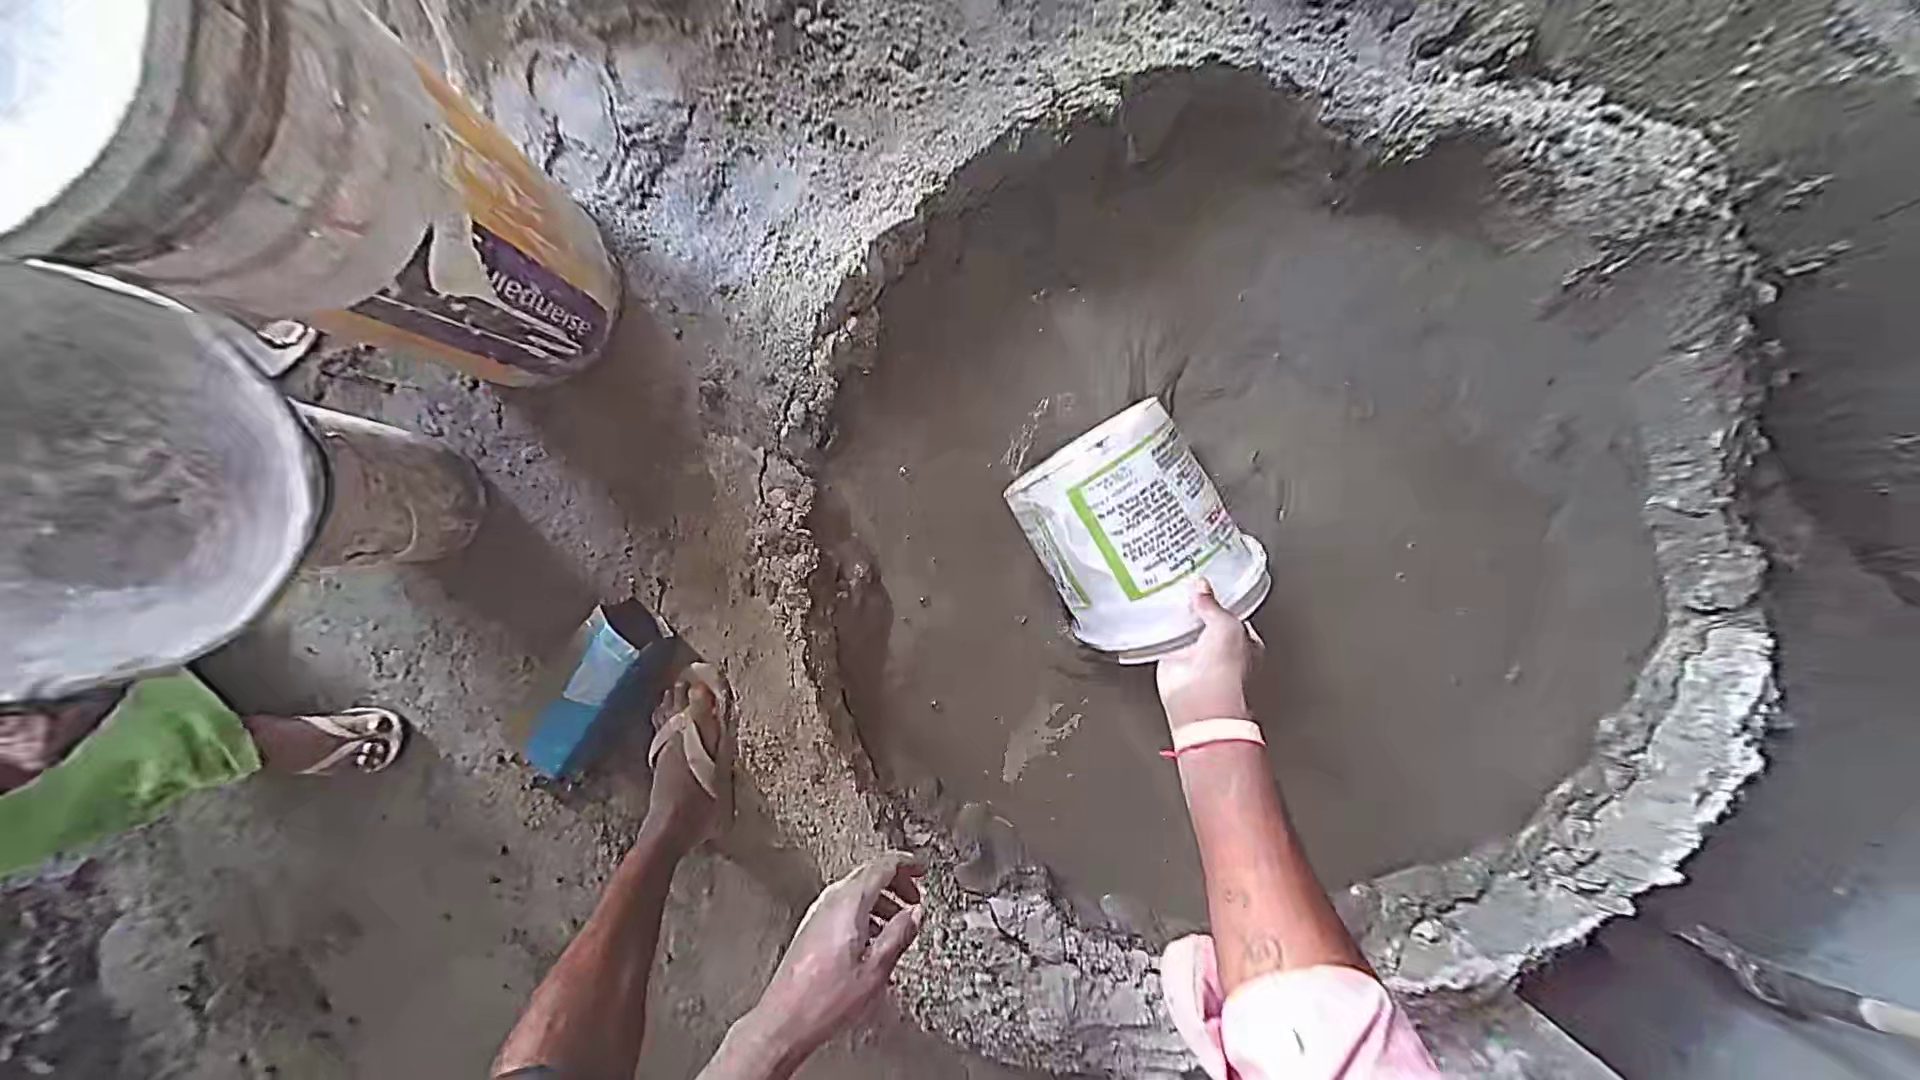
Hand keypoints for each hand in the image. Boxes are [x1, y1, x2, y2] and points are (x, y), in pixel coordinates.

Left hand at [721, 853, 923, 1075]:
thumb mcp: (876, 969)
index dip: (907, 864)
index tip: (921, 869)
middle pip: (870, 873)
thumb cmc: (824, 999)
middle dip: (897, 881)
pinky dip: (866, 910)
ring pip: (858, 889)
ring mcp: (820, 911)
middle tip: (915, 895)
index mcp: (850, 901)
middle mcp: (833, 899)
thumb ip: (900, 934)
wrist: (784, 1021)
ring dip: (882, 898)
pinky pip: (846, 904)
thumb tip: (915, 914)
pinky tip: (873, 935)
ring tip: (898, 920)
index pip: (884, 865)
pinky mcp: (813, 925)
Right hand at [1155, 579, 1262, 730]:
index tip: (1203, 582)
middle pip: (1205, 620)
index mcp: (1245, 642)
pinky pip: (1165, 640)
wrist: (1202, 703)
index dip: (1218, 597)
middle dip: (1195, 607)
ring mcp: (1196, 656)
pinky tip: (1155, 617)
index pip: (1230, 613)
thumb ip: (1212, 605)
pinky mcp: (1173, 661)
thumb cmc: (1227, 673)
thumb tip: (1202, 586)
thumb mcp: (1227, 625)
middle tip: (1184, 586)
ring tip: (1167, 596)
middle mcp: (1221, 650)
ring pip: (1185, 630)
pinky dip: (1160, 630)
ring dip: (1176, 618)